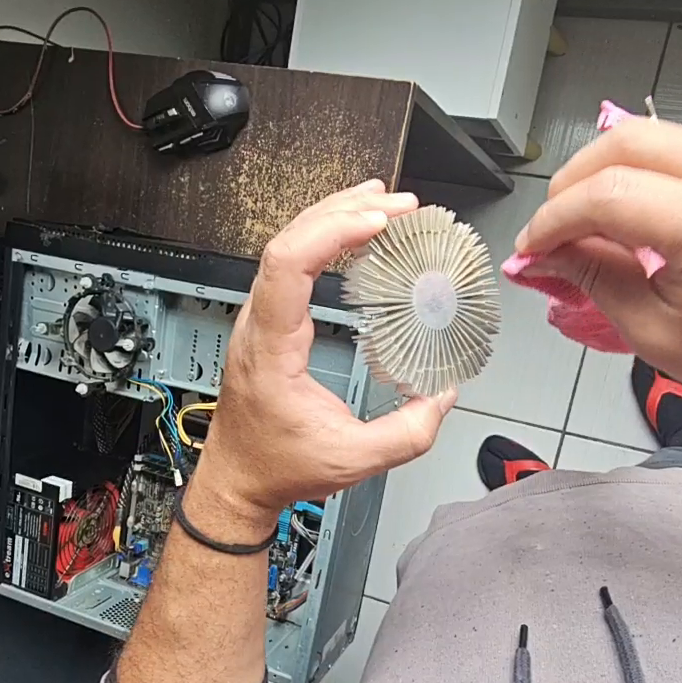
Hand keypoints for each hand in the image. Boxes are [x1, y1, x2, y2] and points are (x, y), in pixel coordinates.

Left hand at [189, 181, 457, 532]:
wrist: (238, 478)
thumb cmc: (275, 466)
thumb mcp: (351, 460)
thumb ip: (406, 434)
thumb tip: (443, 399)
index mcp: (271, 349)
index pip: (287, 265)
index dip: (333, 231)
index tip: (377, 221)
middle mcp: (258, 326)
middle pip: (291, 240)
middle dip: (346, 211)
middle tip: (400, 206)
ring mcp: (259, 321)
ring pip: (288, 246)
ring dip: (335, 218)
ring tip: (383, 204)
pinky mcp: (268, 324)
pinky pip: (291, 264)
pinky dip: (325, 239)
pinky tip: (353, 231)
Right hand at [512, 119, 681, 418]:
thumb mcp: (654, 332)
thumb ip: (594, 280)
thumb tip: (547, 256)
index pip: (607, 194)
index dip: (554, 219)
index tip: (533, 247)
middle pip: (627, 140)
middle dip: (572, 182)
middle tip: (552, 228)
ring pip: (654, 137)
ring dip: (604, 174)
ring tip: (585, 225)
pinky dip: (641, 177)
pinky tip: (628, 219)